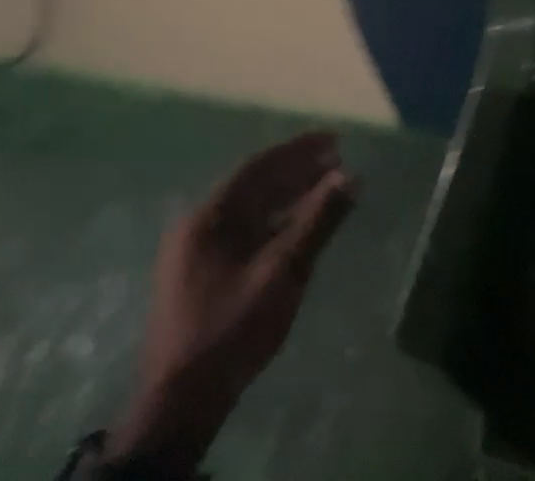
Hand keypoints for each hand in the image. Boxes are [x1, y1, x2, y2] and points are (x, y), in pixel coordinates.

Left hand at [107, 131, 356, 473]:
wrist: (183, 395)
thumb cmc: (233, 326)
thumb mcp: (283, 271)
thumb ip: (317, 221)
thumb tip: (351, 176)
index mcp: (208, 219)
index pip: (258, 168)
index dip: (298, 150)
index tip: (335, 139)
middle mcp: (198, 226)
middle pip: (253, 185)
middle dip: (297, 170)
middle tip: (338, 159)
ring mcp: (199, 252)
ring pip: (251, 209)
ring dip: (289, 195)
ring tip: (328, 186)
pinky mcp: (205, 273)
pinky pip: (247, 231)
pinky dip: (278, 220)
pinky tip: (302, 223)